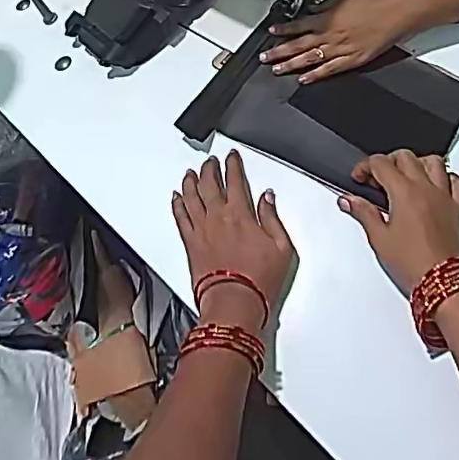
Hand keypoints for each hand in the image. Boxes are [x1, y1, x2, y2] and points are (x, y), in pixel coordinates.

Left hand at [171, 151, 295, 334]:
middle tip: (210, 161)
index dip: (233, 165)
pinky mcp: (190, 243)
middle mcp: (217, 217)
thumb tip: (267, 198)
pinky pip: (180, 217)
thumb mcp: (282, 247)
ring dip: (191, 181)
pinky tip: (176, 197)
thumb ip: (272, 218)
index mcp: (241, 214)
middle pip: (209, 183)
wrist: (234, 302)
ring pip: (191, 196)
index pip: (235, 180)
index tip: (231, 157)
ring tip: (191, 173)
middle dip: (209, 168)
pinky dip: (177, 204)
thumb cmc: (259, 280)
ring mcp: (201, 229)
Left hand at [262, 0, 419, 82]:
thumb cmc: (374, 2)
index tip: (271, 33)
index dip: (282, 30)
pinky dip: (316, 75)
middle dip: (279, 52)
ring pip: (310, 59)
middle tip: (265, 57)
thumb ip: (324, 4)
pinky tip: (304, 79)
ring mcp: (341, 49)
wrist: (397, 13)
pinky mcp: (353, 60)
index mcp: (326, 19)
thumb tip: (311, 8)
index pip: (298, 26)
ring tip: (277, 70)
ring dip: (291, 65)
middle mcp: (330, 35)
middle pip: (298, 45)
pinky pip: (330, 69)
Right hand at [340, 151, 458, 296]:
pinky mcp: (458, 209)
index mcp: (404, 192)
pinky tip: (436, 186)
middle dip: (388, 162)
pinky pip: (458, 183)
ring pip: (434, 162)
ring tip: (406, 176)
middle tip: (378, 179)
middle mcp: (427, 189)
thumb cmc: (415, 264)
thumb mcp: (380, 238)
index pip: (380, 163)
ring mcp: (445, 197)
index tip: (360, 178)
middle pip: (405, 156)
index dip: (365, 167)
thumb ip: (364, 213)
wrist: (445, 285)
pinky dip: (448, 178)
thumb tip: (350, 200)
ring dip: (417, 164)